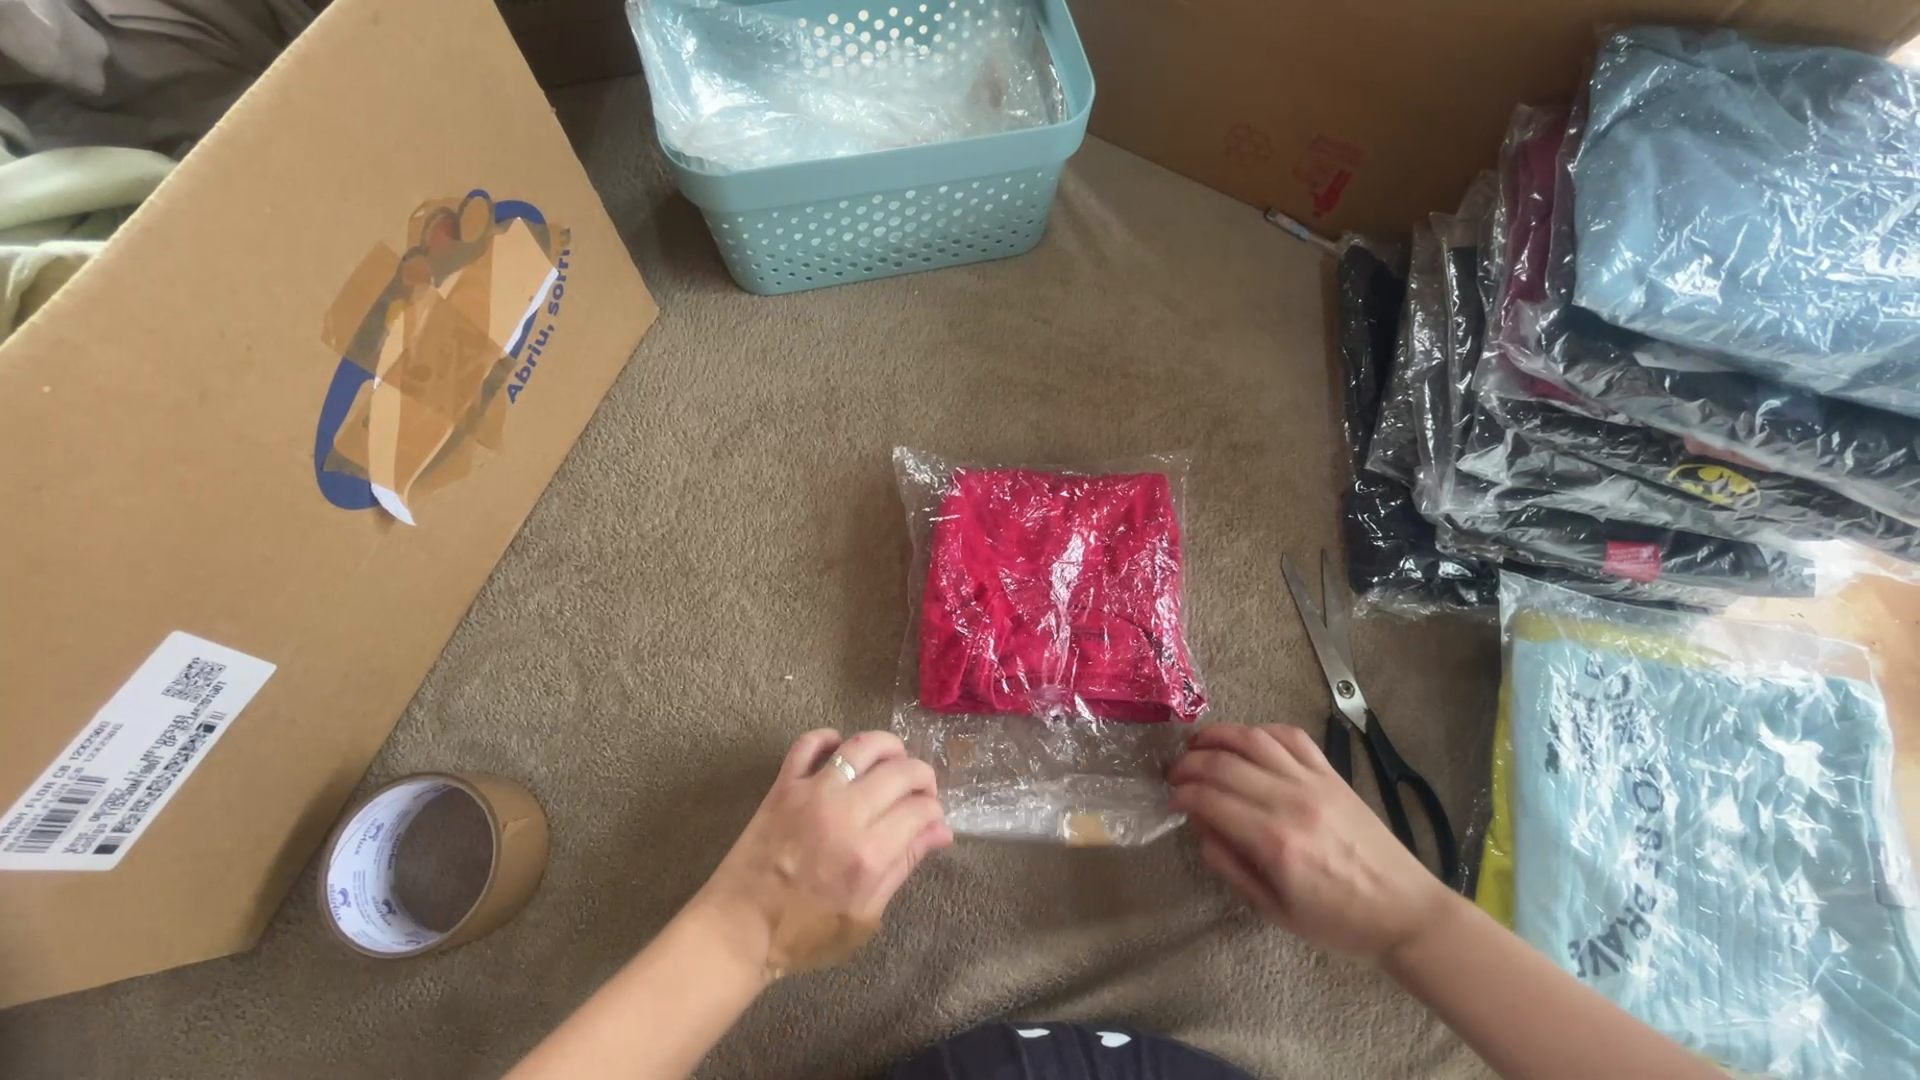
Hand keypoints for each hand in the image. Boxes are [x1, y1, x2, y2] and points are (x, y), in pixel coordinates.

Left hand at [694, 730, 952, 978]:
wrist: (739, 929)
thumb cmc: (805, 933)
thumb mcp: (866, 914)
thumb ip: (904, 865)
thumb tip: (941, 831)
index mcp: (869, 854)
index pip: (920, 810)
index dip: (934, 811)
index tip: (931, 818)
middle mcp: (845, 815)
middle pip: (902, 771)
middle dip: (922, 776)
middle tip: (920, 790)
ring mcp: (812, 794)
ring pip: (862, 746)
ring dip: (888, 747)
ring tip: (893, 761)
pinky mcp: (784, 785)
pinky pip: (809, 743)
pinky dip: (829, 738)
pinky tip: (841, 752)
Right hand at [1168, 723, 1454, 964]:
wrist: (1406, 912)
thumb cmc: (1338, 921)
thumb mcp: (1274, 911)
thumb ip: (1230, 867)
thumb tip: (1200, 829)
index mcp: (1274, 842)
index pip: (1209, 800)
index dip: (1181, 795)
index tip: (1170, 800)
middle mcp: (1290, 802)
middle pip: (1223, 763)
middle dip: (1189, 764)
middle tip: (1175, 773)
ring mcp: (1313, 782)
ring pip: (1253, 739)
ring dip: (1217, 735)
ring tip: (1197, 744)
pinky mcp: (1332, 774)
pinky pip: (1291, 737)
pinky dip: (1261, 730)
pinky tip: (1245, 740)